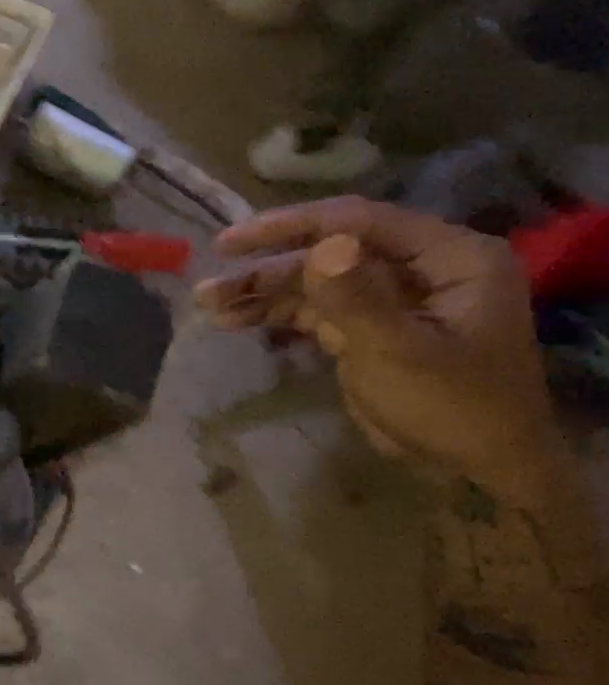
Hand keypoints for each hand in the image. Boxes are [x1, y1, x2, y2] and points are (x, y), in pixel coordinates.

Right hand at [194, 197, 565, 508]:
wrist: (477, 463)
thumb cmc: (453, 404)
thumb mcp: (399, 352)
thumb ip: (357, 299)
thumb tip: (322, 246)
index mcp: (449, 257)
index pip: (359, 221)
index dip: (290, 226)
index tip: (229, 242)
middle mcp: (421, 267)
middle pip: (328, 252)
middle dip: (264, 268)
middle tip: (207, 286)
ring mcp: (392, 298)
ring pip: (315, 282)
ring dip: (261, 292)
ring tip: (208, 304)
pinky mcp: (367, 328)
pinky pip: (314, 310)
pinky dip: (274, 314)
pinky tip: (234, 320)